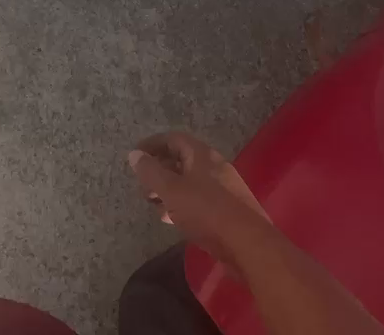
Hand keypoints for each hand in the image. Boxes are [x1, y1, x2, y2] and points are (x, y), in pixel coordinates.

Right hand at [128, 131, 274, 271]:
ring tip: (155, 206)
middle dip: (160, 171)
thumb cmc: (206, 211)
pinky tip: (174, 220)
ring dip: (170, 190)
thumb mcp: (172, 190)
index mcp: (202, 155)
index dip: (153, 144)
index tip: (136, 156)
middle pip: (182, 160)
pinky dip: (183, 204)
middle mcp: (215, 166)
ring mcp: (225, 188)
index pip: (173, 139)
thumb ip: (151, 172)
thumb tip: (134, 154)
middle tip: (144, 187)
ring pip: (190, 182)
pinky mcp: (229, 210)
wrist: (249, 245)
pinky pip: (200, 200)